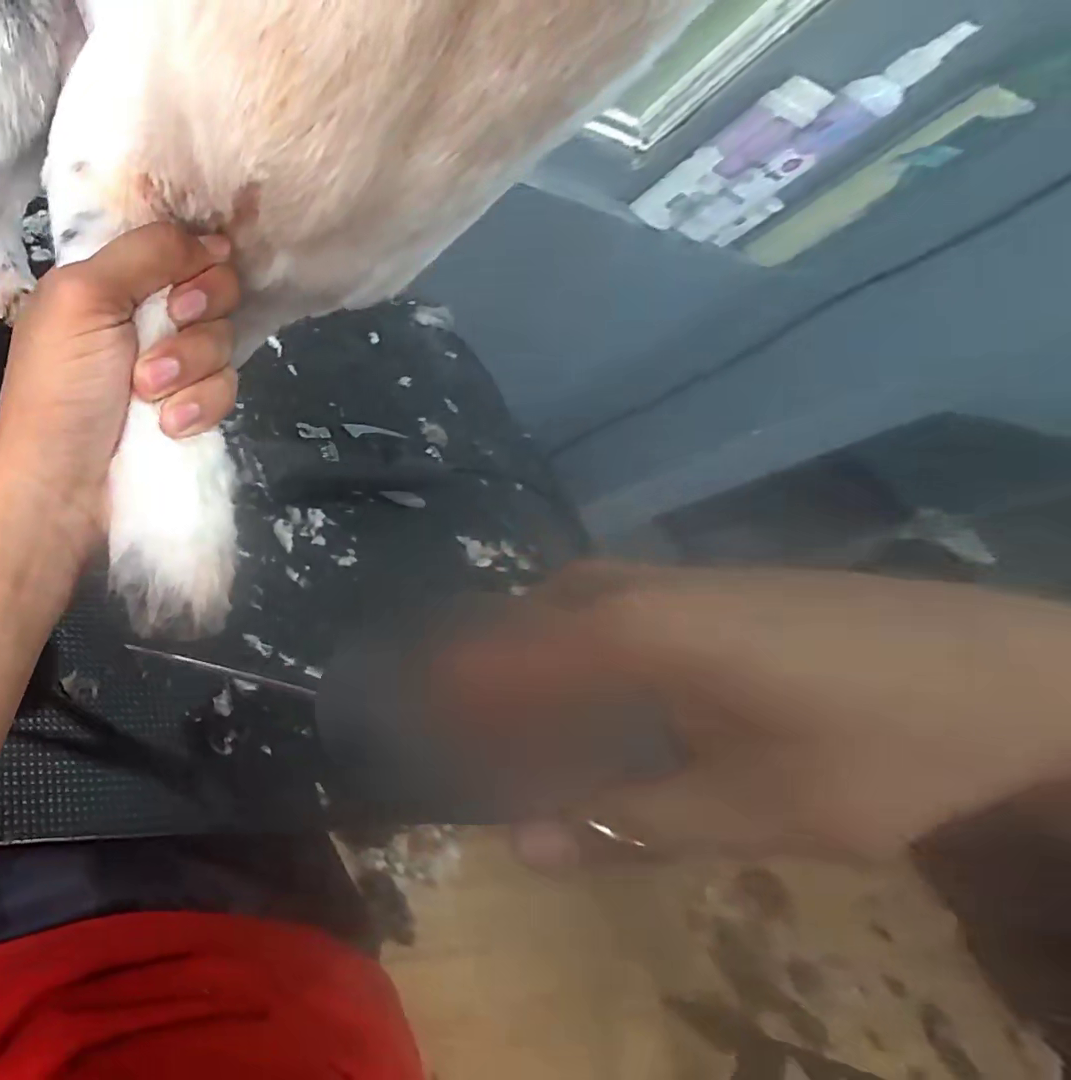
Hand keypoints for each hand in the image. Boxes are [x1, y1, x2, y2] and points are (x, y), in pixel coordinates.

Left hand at [0, 223, 240, 527]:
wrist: (61, 483)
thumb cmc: (60, 387)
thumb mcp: (82, 299)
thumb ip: (145, 252)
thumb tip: (210, 239)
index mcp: (108, 282)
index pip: (177, 246)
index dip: (192, 258)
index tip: (181, 283)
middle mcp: (142, 318)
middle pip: (211, 289)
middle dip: (193, 316)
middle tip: (163, 337)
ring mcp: (168, 367)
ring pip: (222, 340)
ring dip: (189, 367)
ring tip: (147, 395)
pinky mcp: (187, 409)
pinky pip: (224, 388)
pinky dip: (199, 405)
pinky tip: (169, 426)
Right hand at [435, 562, 1070, 862]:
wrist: (1028, 666)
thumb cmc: (886, 745)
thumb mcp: (760, 811)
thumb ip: (625, 823)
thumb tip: (520, 847)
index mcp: (620, 636)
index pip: (493, 664)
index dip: (454, 708)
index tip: (434, 744)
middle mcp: (615, 591)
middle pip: (507, 629)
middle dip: (480, 686)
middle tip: (484, 746)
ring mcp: (651, 575)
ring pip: (540, 609)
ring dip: (517, 659)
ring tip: (525, 718)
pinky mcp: (683, 579)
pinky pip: (580, 601)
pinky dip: (556, 640)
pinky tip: (592, 682)